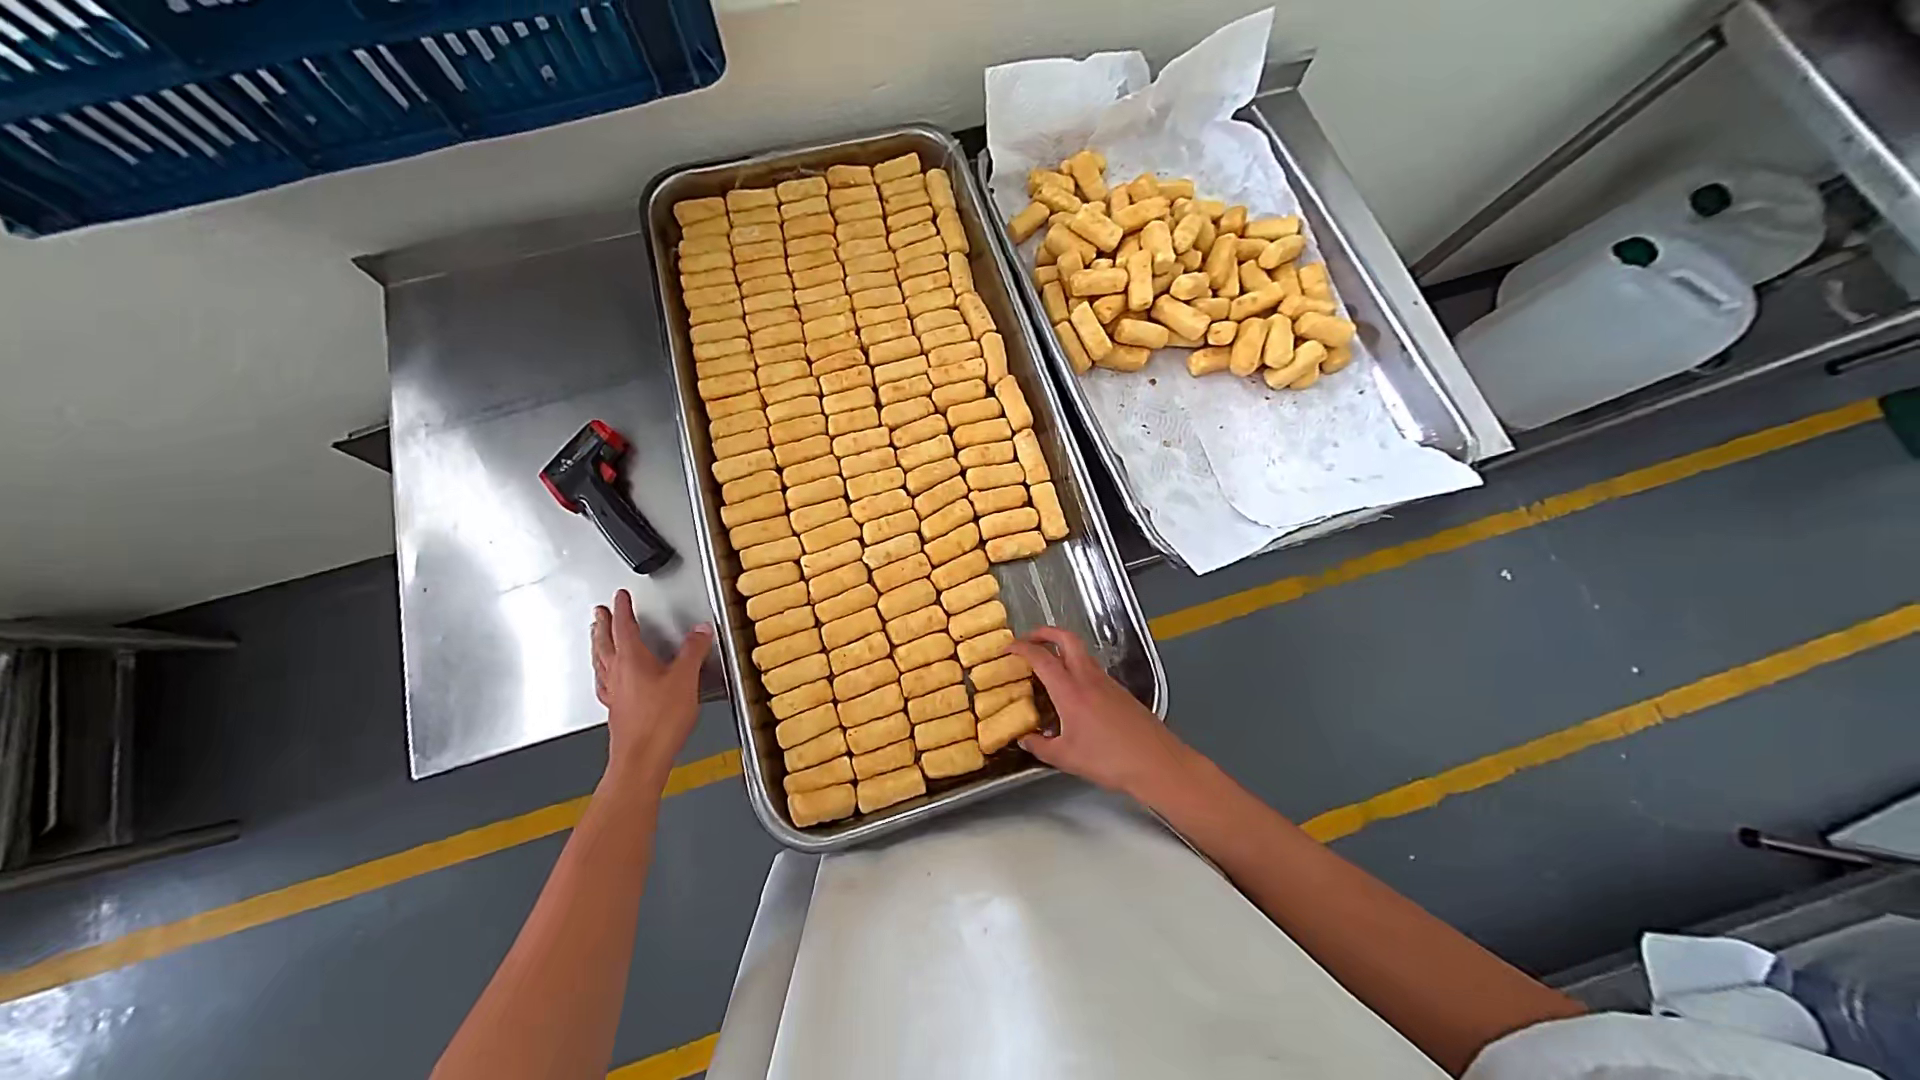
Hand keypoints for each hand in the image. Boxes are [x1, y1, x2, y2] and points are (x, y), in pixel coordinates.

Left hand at [591, 590, 712, 789]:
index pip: (624, 627)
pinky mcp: (616, 709)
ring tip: (597, 637)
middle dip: (604, 625)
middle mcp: (617, 673)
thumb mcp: (685, 679)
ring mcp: (614, 693)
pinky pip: (604, 682)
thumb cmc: (659, 721)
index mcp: (631, 660)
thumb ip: (693, 651)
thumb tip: (700, 630)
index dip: (623, 609)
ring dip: (598, 645)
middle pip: (605, 642)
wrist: (641, 759)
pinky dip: (604, 672)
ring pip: (601, 662)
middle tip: (600, 612)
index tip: (620, 596)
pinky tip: (608, 678)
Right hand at [1009, 626, 1191, 800]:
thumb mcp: (1066, 758)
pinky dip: (1076, 667)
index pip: (1041, 658)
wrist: (1156, 762)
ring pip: (1081, 652)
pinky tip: (1072, 691)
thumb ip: (1040, 747)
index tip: (1008, 648)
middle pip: (1067, 639)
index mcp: (1070, 691)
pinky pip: (1092, 669)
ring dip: (1062, 649)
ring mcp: (1107, 682)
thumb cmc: (1110, 760)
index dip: (1021, 648)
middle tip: (1029, 640)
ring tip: (1047, 665)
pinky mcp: (1119, 691)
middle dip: (1045, 632)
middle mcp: (1088, 679)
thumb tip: (1024, 740)